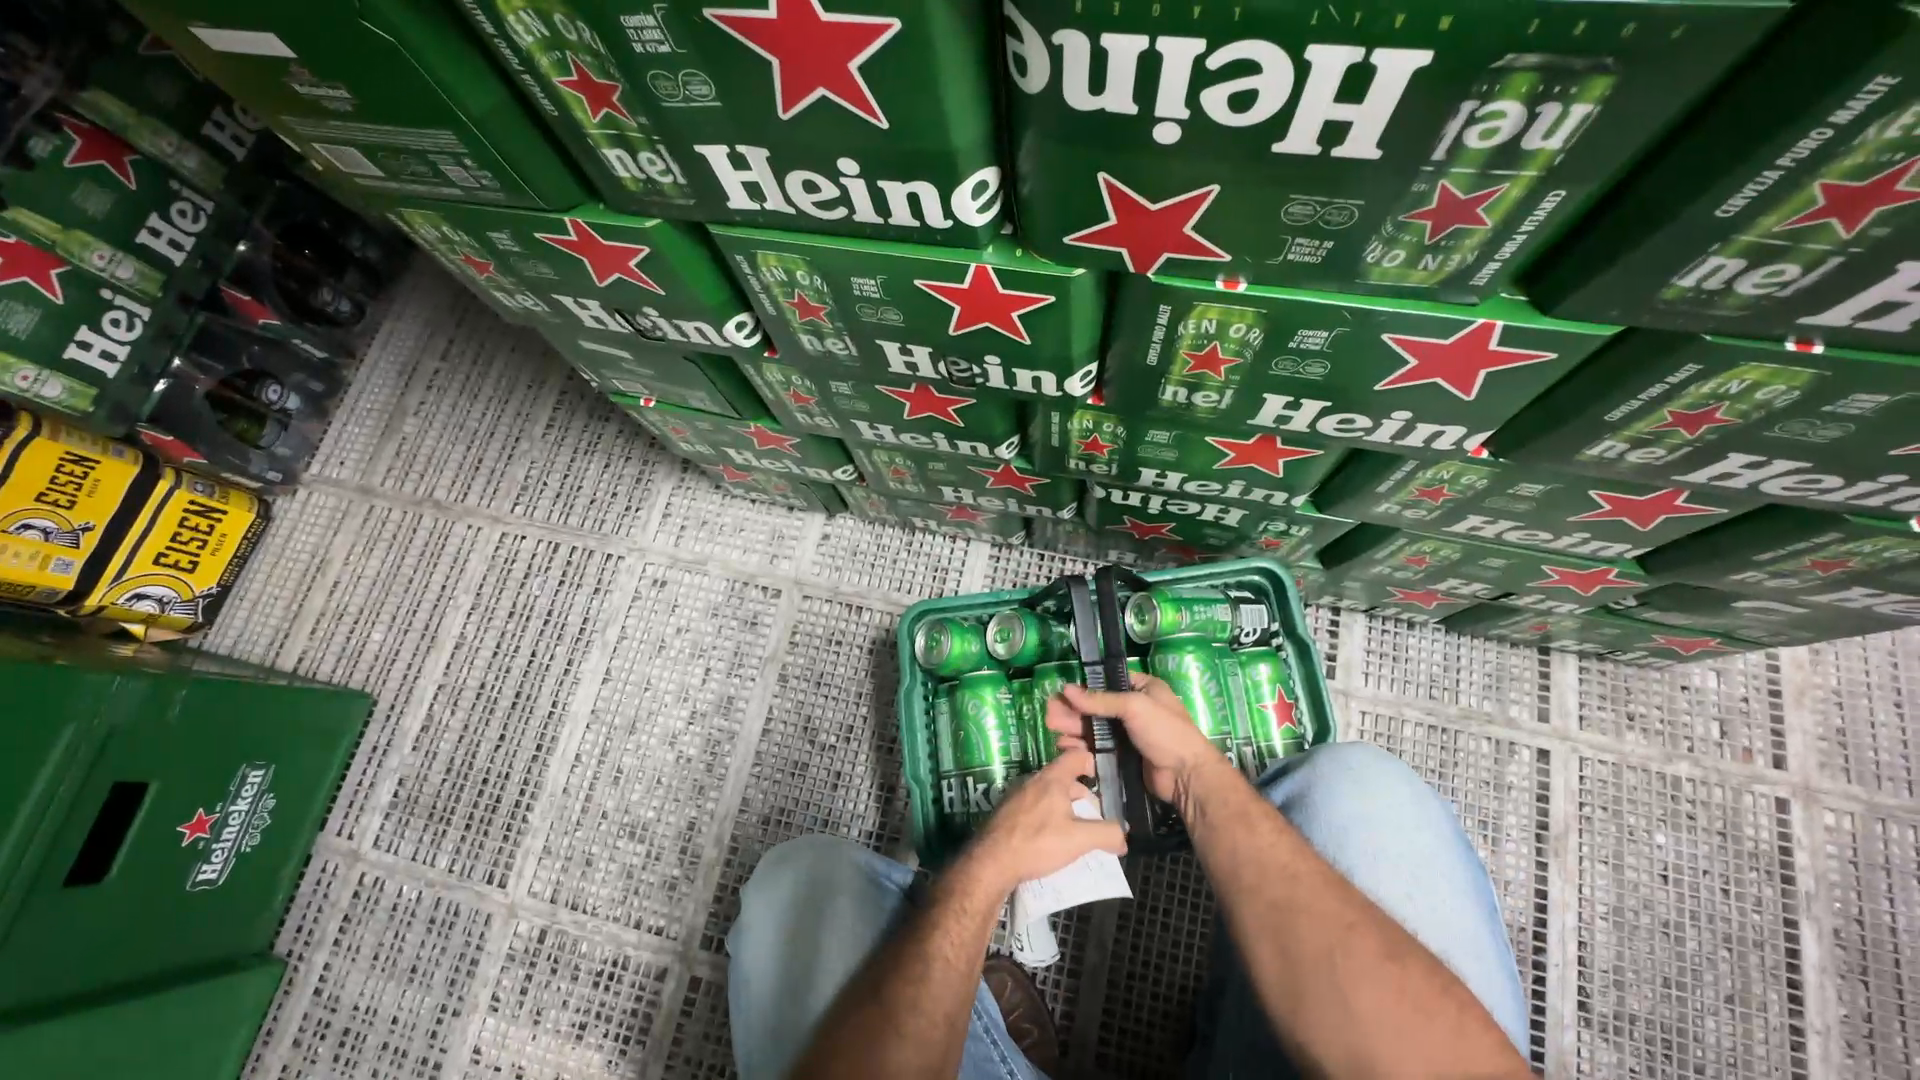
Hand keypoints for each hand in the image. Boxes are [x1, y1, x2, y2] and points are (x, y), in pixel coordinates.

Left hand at [960, 748, 1125, 895]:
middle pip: (1064, 778)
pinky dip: (1048, 818)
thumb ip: (1107, 834)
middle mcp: (1033, 781)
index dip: (1093, 764)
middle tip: (1094, 818)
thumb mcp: (1079, 839)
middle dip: (1083, 796)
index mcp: (1052, 779)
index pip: (1076, 756)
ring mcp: (1017, 796)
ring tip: (1076, 833)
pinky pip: (1034, 808)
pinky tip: (1051, 840)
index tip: (1104, 782)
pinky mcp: (1007, 814)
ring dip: (1065, 809)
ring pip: (1049, 795)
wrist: (990, 863)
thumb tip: (1123, 835)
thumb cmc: (1037, 843)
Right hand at [1046, 675, 1228, 802]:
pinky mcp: (1123, 756)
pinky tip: (1066, 748)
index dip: (1084, 689)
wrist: (1186, 776)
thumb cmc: (1165, 732)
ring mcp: (1128, 734)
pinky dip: (1082, 747)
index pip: (1107, 683)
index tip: (1061, 695)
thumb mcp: (1134, 707)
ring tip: (1054, 732)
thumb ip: (1100, 700)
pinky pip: (1097, 748)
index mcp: (1143, 689)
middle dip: (1073, 711)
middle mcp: (1134, 709)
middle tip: (1050, 716)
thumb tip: (1067, 689)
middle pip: (1096, 707)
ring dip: (1074, 729)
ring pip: (1094, 729)